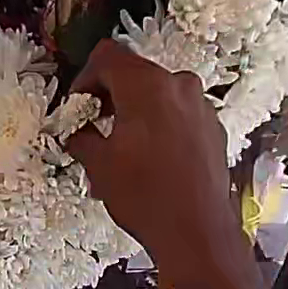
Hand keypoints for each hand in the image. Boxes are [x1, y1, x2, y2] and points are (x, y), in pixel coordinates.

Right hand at [64, 40, 255, 288]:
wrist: (196, 232)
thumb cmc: (144, 196)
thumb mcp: (99, 167)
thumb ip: (81, 137)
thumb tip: (74, 131)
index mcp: (146, 86)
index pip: (107, 56)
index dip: (84, 78)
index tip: (77, 107)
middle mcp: (178, 85)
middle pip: (134, 75)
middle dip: (109, 98)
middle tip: (93, 129)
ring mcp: (200, 106)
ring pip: (157, 96)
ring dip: (134, 114)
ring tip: (120, 151)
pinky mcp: (213, 128)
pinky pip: (177, 115)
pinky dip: (158, 127)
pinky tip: (150, 161)